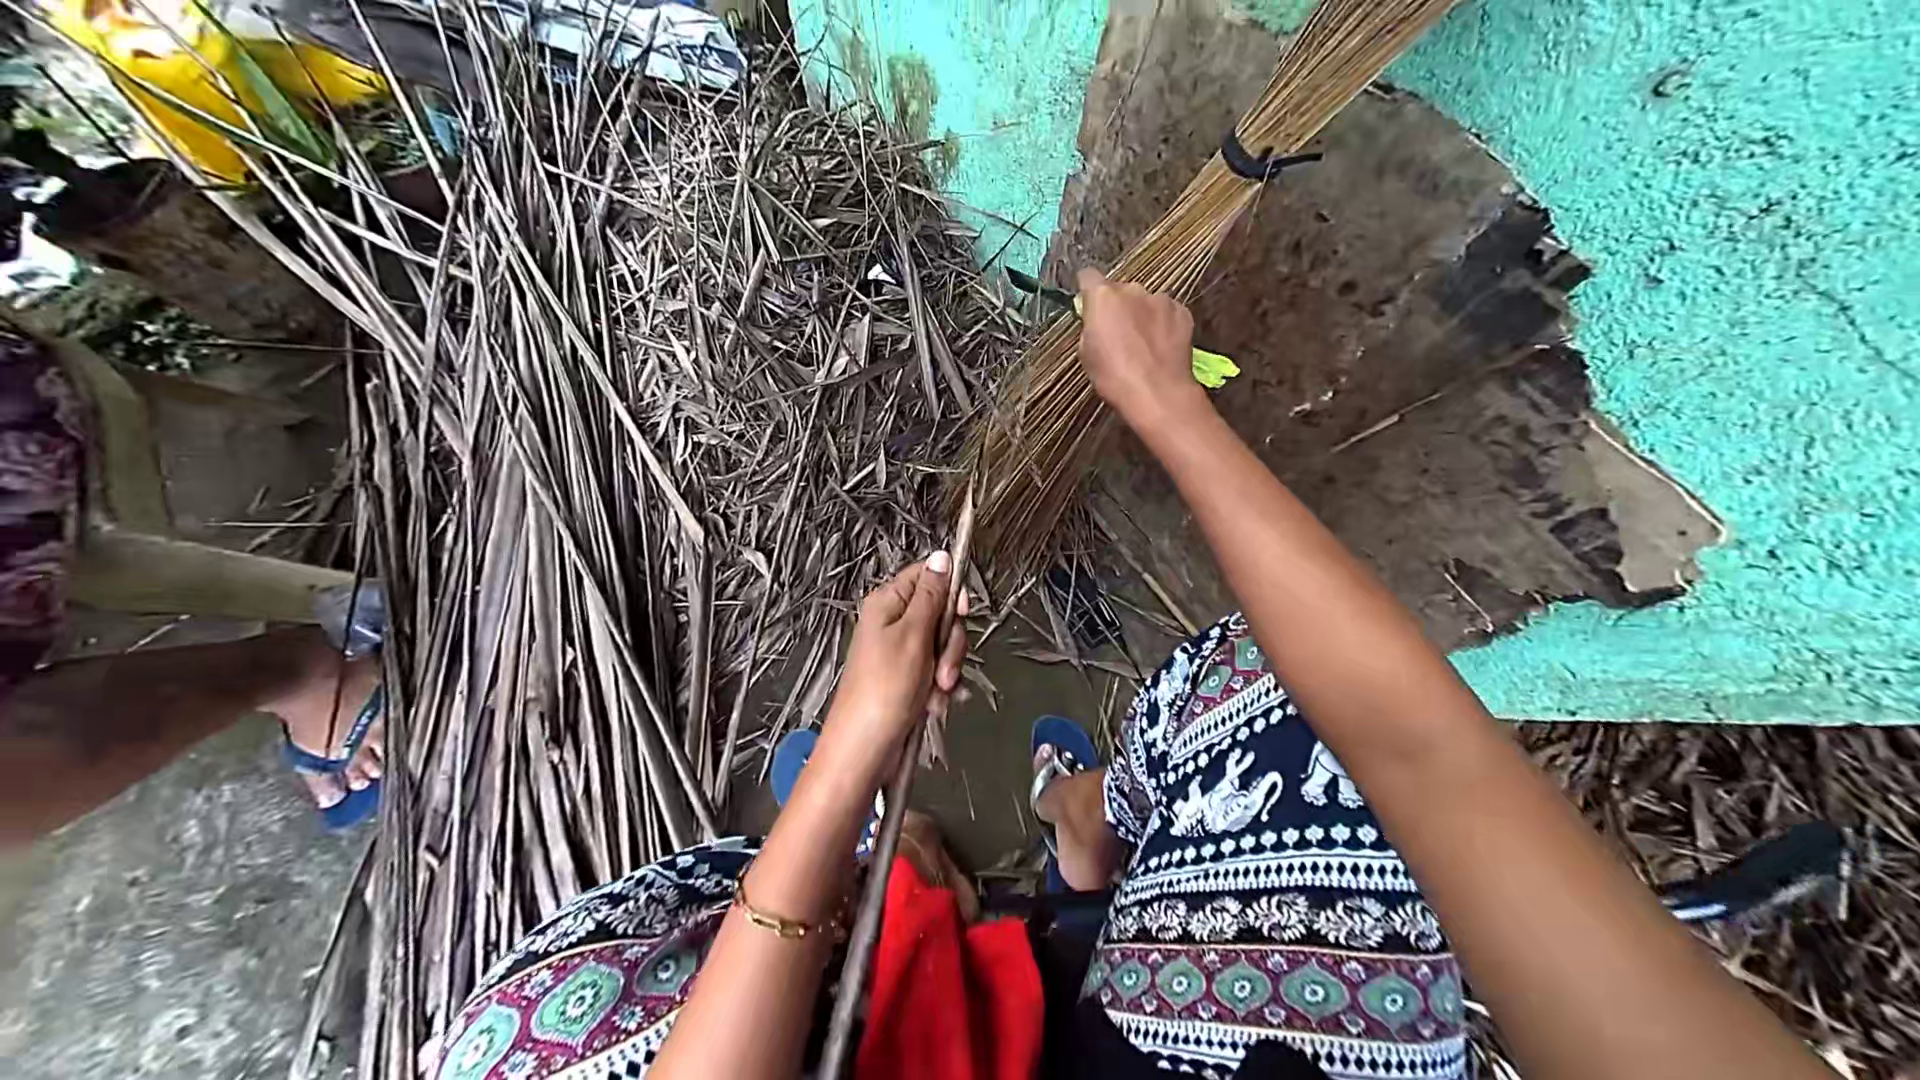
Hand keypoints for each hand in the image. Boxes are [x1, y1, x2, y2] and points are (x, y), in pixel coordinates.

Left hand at [817, 552, 969, 784]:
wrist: (865, 748)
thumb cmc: (884, 690)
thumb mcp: (913, 635)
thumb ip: (931, 595)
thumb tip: (941, 555)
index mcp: (888, 603)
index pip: (928, 575)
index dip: (950, 591)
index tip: (960, 613)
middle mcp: (893, 622)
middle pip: (941, 613)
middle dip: (950, 643)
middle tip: (942, 667)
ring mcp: (901, 651)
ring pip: (943, 644)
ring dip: (949, 668)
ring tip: (937, 691)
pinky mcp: (908, 677)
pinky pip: (938, 670)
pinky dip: (942, 687)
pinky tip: (935, 703)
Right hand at [1076, 267, 1210, 432]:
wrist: (1157, 393)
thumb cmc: (1113, 377)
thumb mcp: (1087, 354)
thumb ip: (1091, 328)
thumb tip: (1098, 322)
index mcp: (1103, 297)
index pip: (1088, 276)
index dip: (1086, 289)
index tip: (1087, 303)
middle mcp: (1133, 290)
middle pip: (1120, 291)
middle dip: (1117, 307)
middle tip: (1117, 334)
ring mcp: (1161, 299)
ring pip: (1145, 302)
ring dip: (1141, 315)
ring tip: (1143, 344)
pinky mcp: (1182, 312)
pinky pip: (1166, 313)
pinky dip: (1162, 324)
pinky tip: (1160, 347)